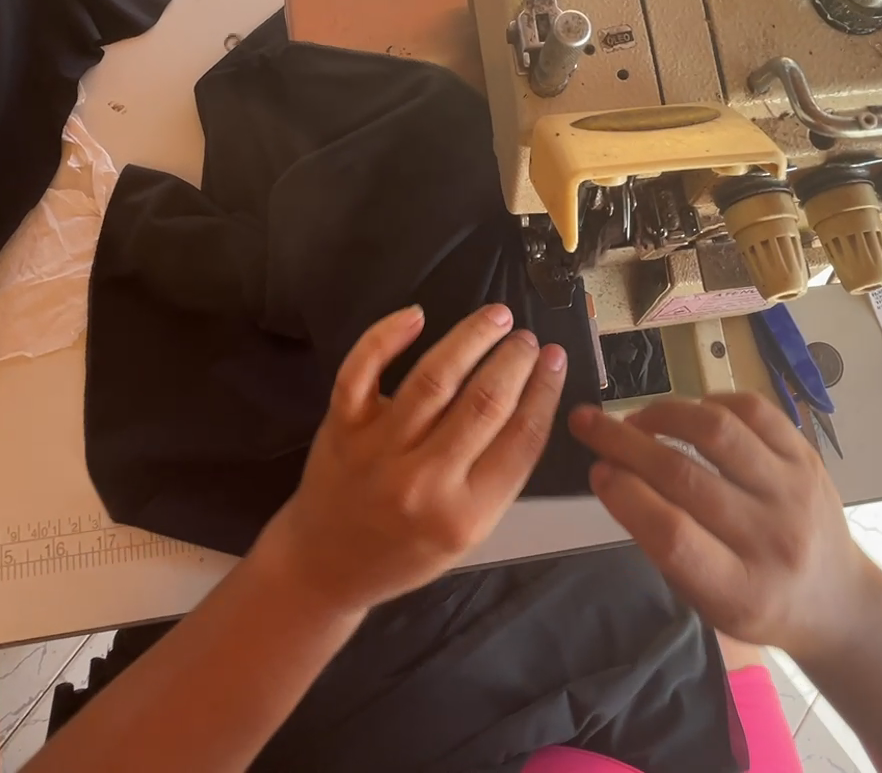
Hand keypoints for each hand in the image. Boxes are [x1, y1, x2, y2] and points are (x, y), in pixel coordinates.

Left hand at [257, 304, 568, 614]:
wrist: (327, 567)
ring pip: (434, 378)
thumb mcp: (468, 533)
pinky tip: (417, 315)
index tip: (554, 358)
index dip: (545, 390)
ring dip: (471, 338)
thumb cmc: (405, 551)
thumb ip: (498, 475)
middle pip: (484, 402)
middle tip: (525, 337)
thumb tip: (529, 398)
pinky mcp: (342, 427)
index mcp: (467, 513)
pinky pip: (362, 370)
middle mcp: (426, 480)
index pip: (522, 438)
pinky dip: (386, 335)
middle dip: (513, 360)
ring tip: (495, 318)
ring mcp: (380, 450)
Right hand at [568, 394, 878, 662]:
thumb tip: (612, 469)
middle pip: (686, 476)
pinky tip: (688, 412)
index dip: (625, 497)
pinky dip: (710, 401)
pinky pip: (754, 410)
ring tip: (637, 418)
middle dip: (624, 443)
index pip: (672, 536)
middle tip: (588, 424)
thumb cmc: (754, 602)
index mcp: (741, 592)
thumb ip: (660, 540)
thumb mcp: (702, 597)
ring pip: (719, 431)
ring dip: (663, 414)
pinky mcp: (809, 458)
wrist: (838, 602)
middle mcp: (774, 540)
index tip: (595, 471)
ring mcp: (797, 493)